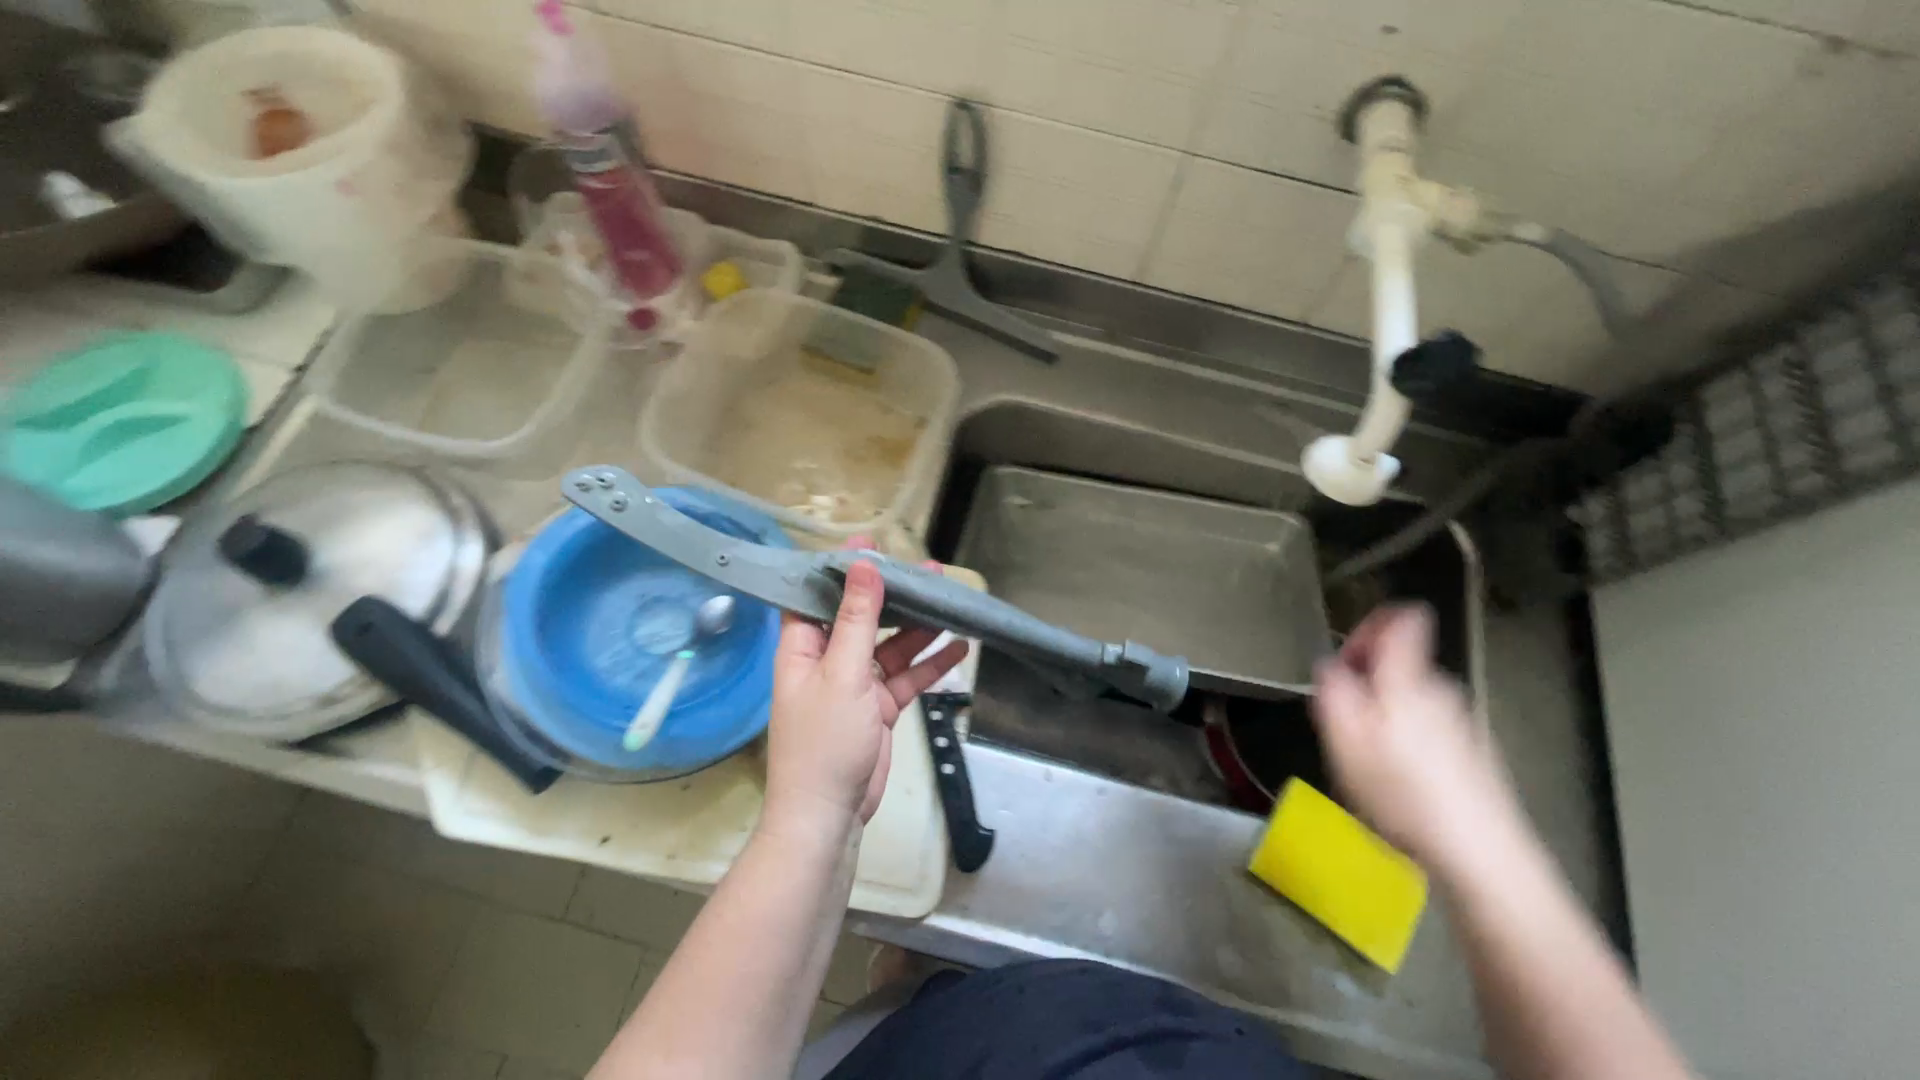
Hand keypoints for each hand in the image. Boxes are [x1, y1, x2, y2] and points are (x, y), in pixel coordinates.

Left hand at [765, 553, 967, 835]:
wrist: (828, 814)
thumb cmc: (824, 740)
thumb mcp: (842, 673)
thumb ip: (857, 620)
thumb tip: (863, 566)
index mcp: (802, 647)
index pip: (817, 596)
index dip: (842, 570)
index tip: (872, 544)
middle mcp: (827, 660)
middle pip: (862, 617)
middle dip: (893, 595)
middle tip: (928, 570)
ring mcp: (855, 686)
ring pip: (890, 647)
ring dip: (918, 627)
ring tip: (950, 599)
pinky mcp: (878, 709)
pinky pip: (906, 678)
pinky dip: (929, 665)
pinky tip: (959, 648)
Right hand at [1311, 604, 1525, 876]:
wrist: (1481, 854)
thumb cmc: (1405, 795)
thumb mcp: (1346, 743)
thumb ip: (1333, 693)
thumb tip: (1330, 666)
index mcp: (1409, 679)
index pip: (1401, 619)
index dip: (1369, 626)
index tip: (1345, 660)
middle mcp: (1441, 690)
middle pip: (1400, 663)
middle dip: (1364, 684)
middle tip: (1341, 725)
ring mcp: (1462, 722)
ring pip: (1409, 699)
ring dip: (1381, 718)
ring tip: (1364, 763)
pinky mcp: (1473, 753)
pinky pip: (1427, 729)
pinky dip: (1405, 744)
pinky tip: (1397, 787)